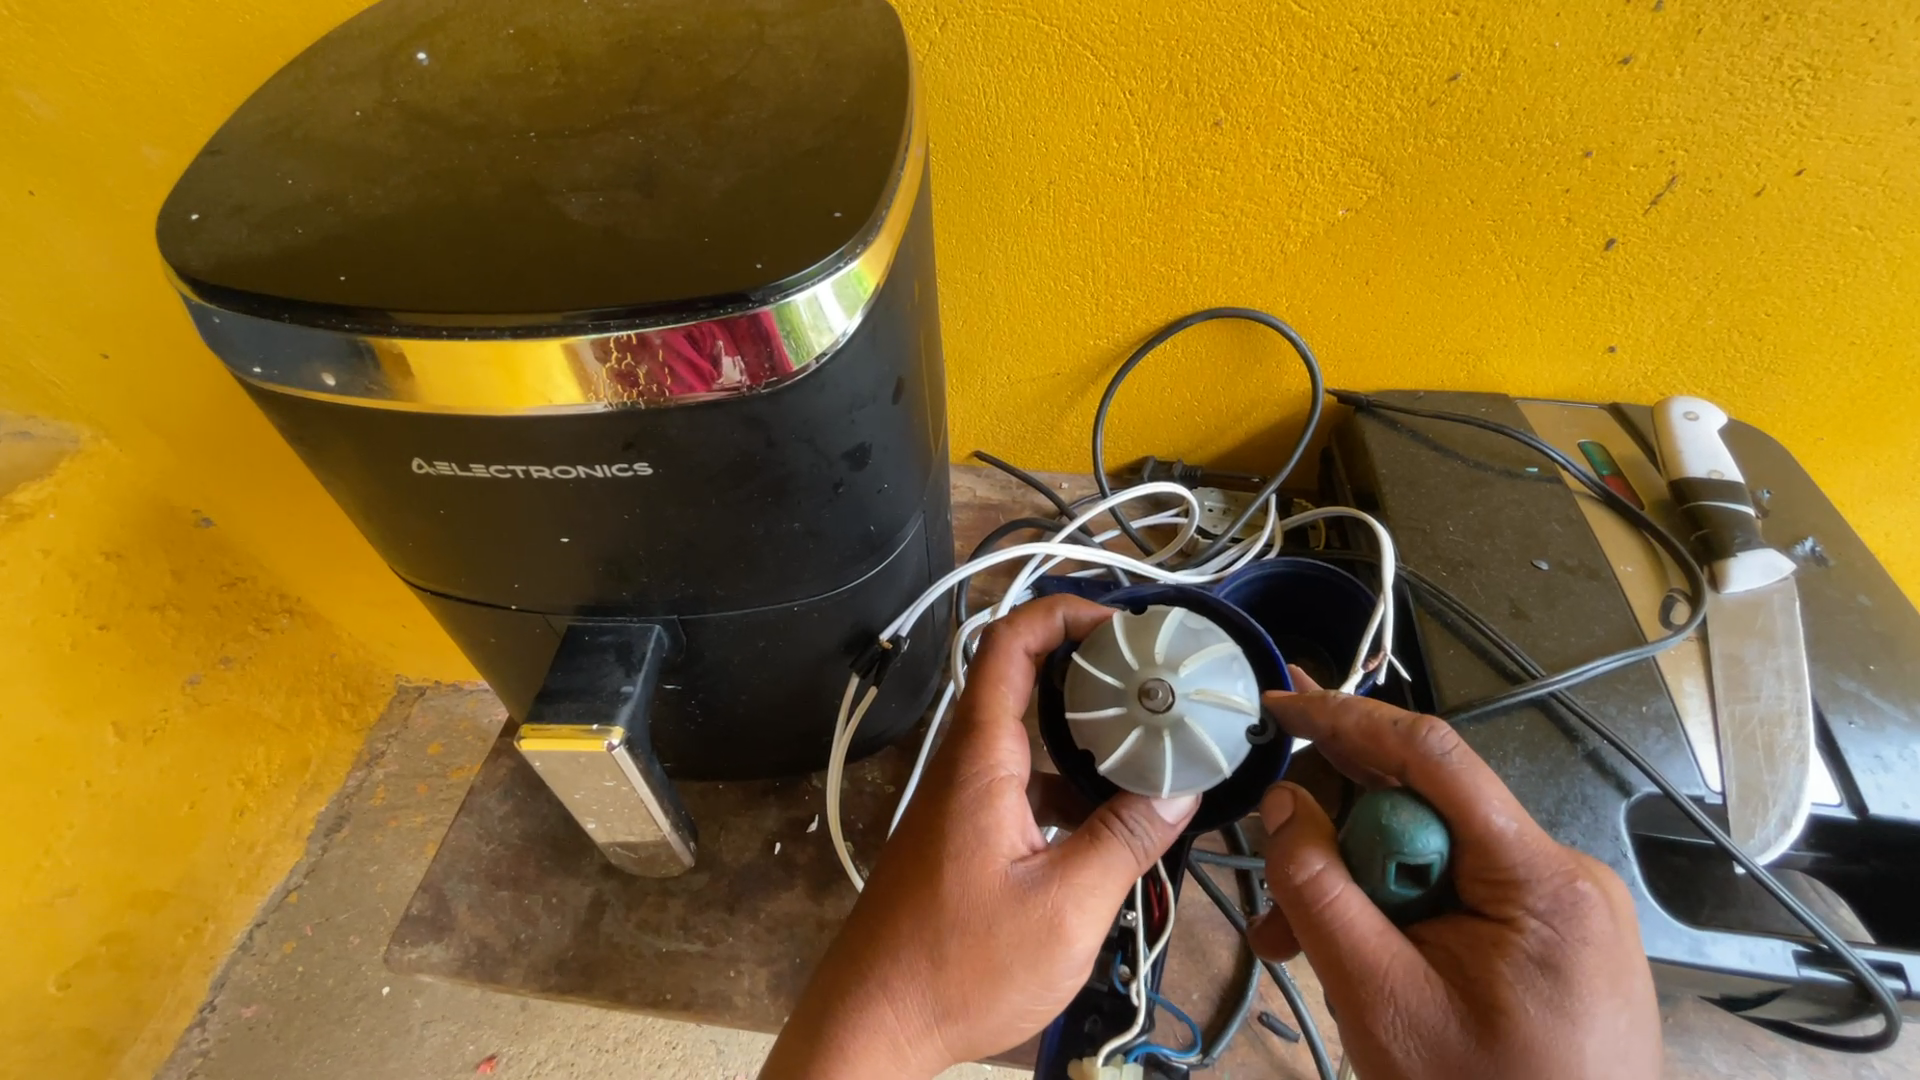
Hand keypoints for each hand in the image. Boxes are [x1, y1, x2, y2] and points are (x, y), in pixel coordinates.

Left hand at [760, 595, 1200, 1078]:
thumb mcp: (1064, 909)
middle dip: (1084, 661)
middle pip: (1021, 676)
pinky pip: (1022, 777)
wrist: (876, 1017)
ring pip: (1025, 730)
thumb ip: (1124, 841)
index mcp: (981, 755)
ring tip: (1146, 732)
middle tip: (1150, 674)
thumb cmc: (959, 963)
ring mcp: (964, 792)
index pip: (1010, 644)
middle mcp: (967, 758)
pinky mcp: (968, 826)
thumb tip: (1180, 788)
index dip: (1062, 613)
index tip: (1122, 624)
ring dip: (1079, 723)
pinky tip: (1111, 810)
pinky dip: (1066, 776)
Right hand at [1251, 677, 1662, 1079]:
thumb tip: (1281, 800)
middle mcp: (1555, 869)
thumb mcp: (1378, 996)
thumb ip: (1317, 886)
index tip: (1275, 702)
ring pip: (1415, 844)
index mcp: (1542, 879)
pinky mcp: (1533, 925)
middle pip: (1414, 799)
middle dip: (1331, 825)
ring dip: (1345, 876)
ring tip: (1291, 932)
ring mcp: (1548, 898)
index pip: (1432, 754)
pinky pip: (1436, 882)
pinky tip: (1340, 946)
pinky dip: (1380, 903)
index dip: (1345, 716)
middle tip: (1267, 860)